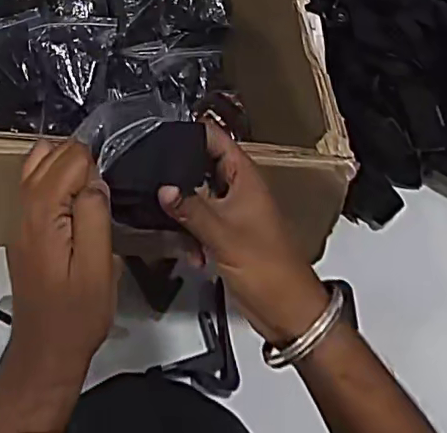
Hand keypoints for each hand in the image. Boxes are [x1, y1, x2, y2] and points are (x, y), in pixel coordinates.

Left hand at [6, 139, 116, 375]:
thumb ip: (95, 214)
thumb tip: (95, 179)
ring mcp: (20, 211)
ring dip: (66, 168)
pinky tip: (74, 209)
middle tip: (100, 200)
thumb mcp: (97, 267)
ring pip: (40, 160)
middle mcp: (24, 203)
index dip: (95, 171)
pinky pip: (36, 180)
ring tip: (88, 201)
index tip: (105, 198)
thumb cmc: (73, 315)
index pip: (71, 155)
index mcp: (42, 209)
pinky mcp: (23, 222)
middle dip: (80, 164)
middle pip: (52, 150)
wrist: (45, 347)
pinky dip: (56, 181)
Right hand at [157, 120, 330, 343]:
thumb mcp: (222, 234)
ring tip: (173, 223)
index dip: (190, 131)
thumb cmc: (270, 271)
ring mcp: (234, 212)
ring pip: (198, 195)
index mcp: (245, 178)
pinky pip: (200, 221)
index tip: (163, 131)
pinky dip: (190, 233)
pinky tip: (191, 252)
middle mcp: (239, 189)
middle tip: (155, 173)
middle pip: (202, 165)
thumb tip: (163, 188)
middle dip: (179, 173)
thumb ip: (189, 208)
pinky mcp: (228, 234)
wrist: (291, 315)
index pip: (215, 138)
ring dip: (184, 210)